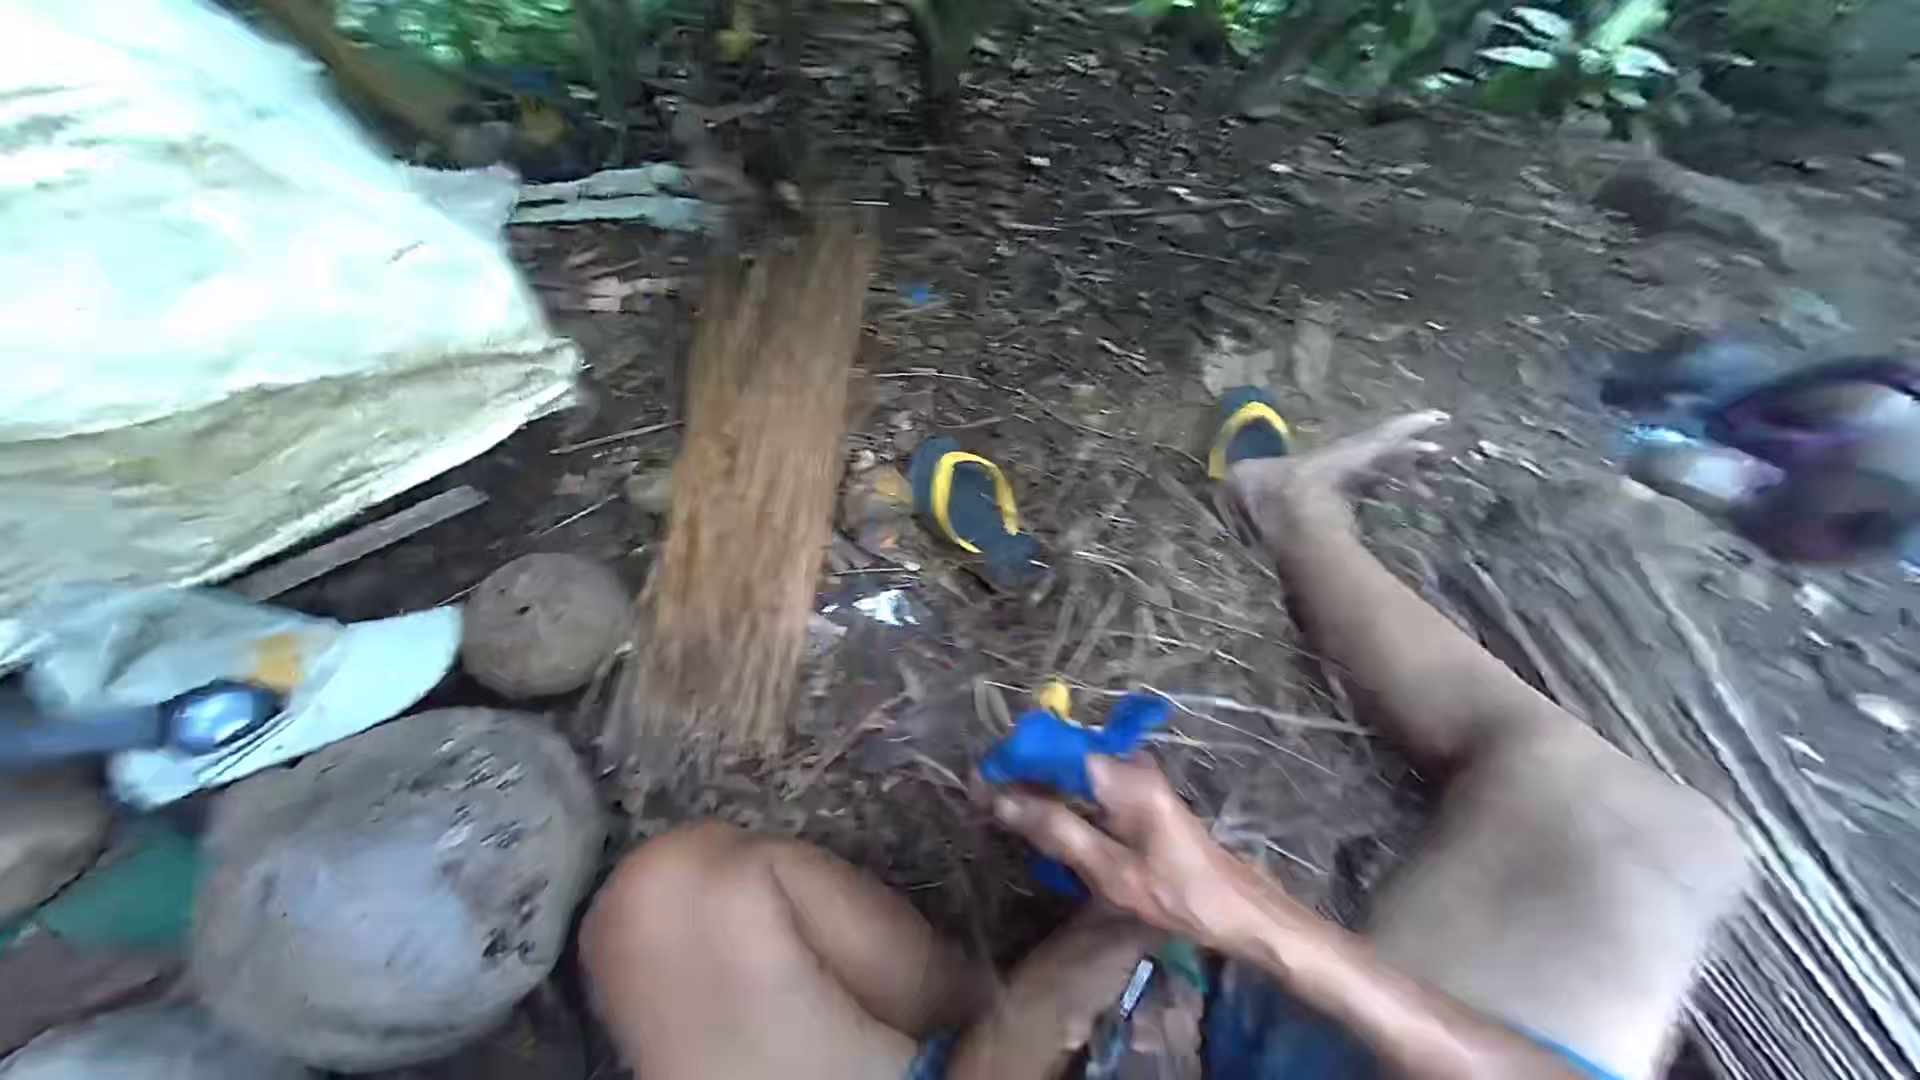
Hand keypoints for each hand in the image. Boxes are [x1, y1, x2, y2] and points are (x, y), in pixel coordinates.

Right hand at [990, 758, 1306, 952]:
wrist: (1237, 908)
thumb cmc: (1179, 894)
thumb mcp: (1112, 872)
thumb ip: (1056, 831)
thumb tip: (1002, 801)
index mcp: (1124, 777)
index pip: (1056, 750)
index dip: (1016, 761)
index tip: (981, 781)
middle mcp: (1127, 762)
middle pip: (1061, 754)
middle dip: (1021, 773)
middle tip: (985, 800)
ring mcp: (1132, 773)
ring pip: (1070, 767)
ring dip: (1037, 786)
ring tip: (1003, 810)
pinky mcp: (1133, 787)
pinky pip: (1085, 780)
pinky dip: (1059, 796)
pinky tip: (1041, 818)